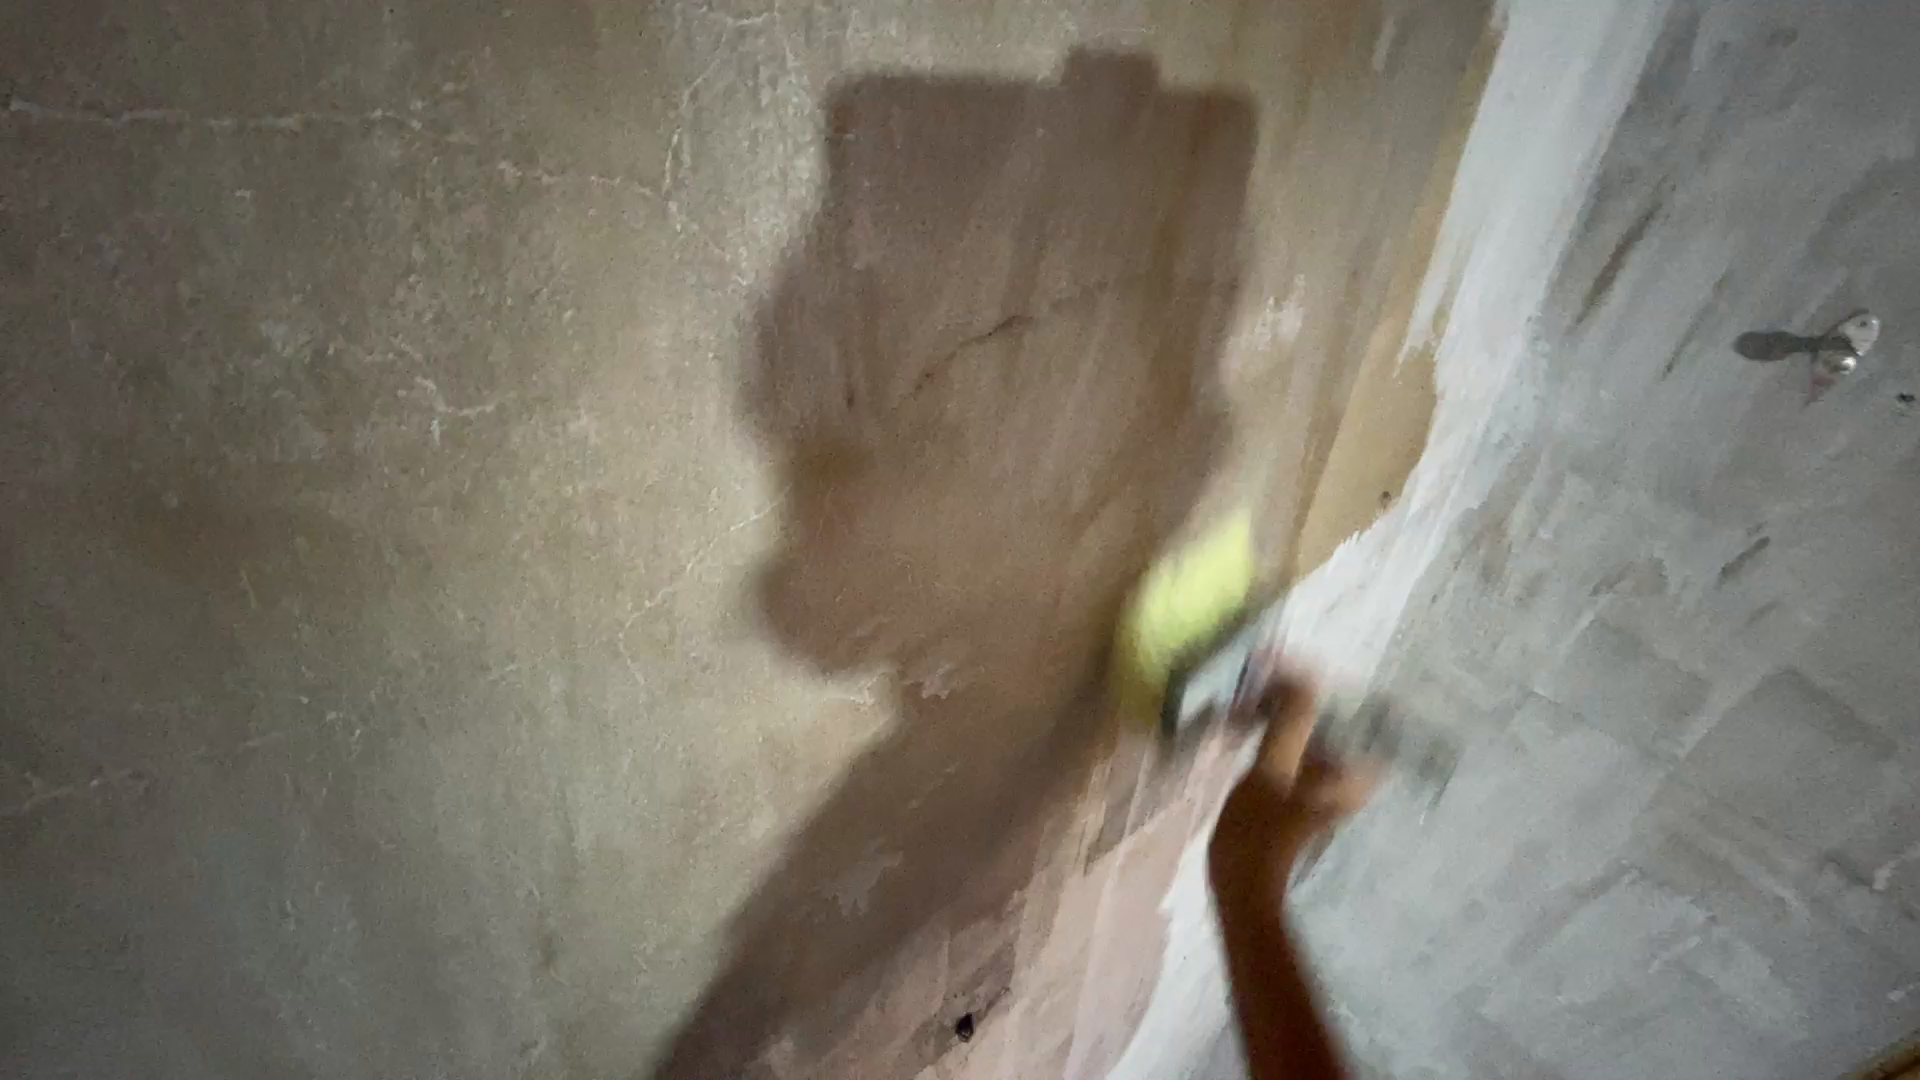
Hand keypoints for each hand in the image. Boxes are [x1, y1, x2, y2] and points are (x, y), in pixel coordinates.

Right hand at [1210, 667, 1377, 889]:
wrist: (1241, 883)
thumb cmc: (1258, 832)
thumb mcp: (1271, 770)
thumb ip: (1290, 721)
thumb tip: (1304, 674)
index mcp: (1352, 767)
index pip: (1341, 702)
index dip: (1309, 677)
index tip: (1274, 660)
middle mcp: (1348, 769)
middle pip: (1322, 711)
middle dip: (1289, 688)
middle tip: (1253, 671)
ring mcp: (1324, 776)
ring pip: (1302, 724)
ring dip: (1274, 706)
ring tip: (1243, 692)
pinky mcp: (1300, 782)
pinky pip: (1288, 740)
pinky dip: (1268, 726)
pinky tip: (1242, 720)